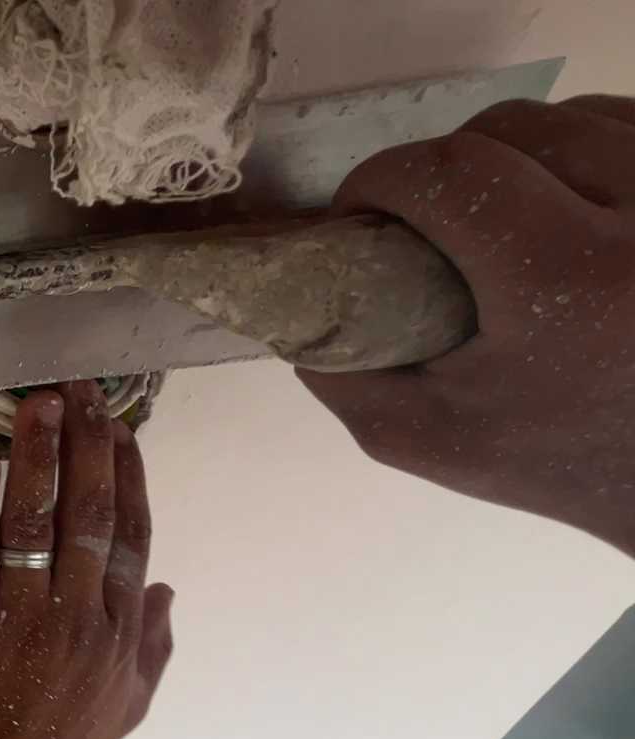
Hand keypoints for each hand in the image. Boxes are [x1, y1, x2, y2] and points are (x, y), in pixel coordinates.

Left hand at [0, 381, 176, 738]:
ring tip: (38, 406)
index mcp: (119, 631)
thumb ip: (154, 646)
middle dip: (87, 445)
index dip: (126, 475)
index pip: (129, 534)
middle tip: (79, 389)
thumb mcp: (127, 706)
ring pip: (35, 524)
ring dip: (38, 458)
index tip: (119, 427)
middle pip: (88, 515)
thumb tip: (166, 585)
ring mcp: (21, 619)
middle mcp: (79, 617)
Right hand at [298, 96, 634, 553]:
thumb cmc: (543, 457)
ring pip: (577, 116)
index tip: (352, 221)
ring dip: (506, 156)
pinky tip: (553, 207)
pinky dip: (573, 152)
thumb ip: (338, 368)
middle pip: (512, 129)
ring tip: (483, 220)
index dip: (378, 178)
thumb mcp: (405, 432)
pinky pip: (630, 126)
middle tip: (410, 226)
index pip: (452, 171)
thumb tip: (300, 307)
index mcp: (564, 277)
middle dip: (435, 167)